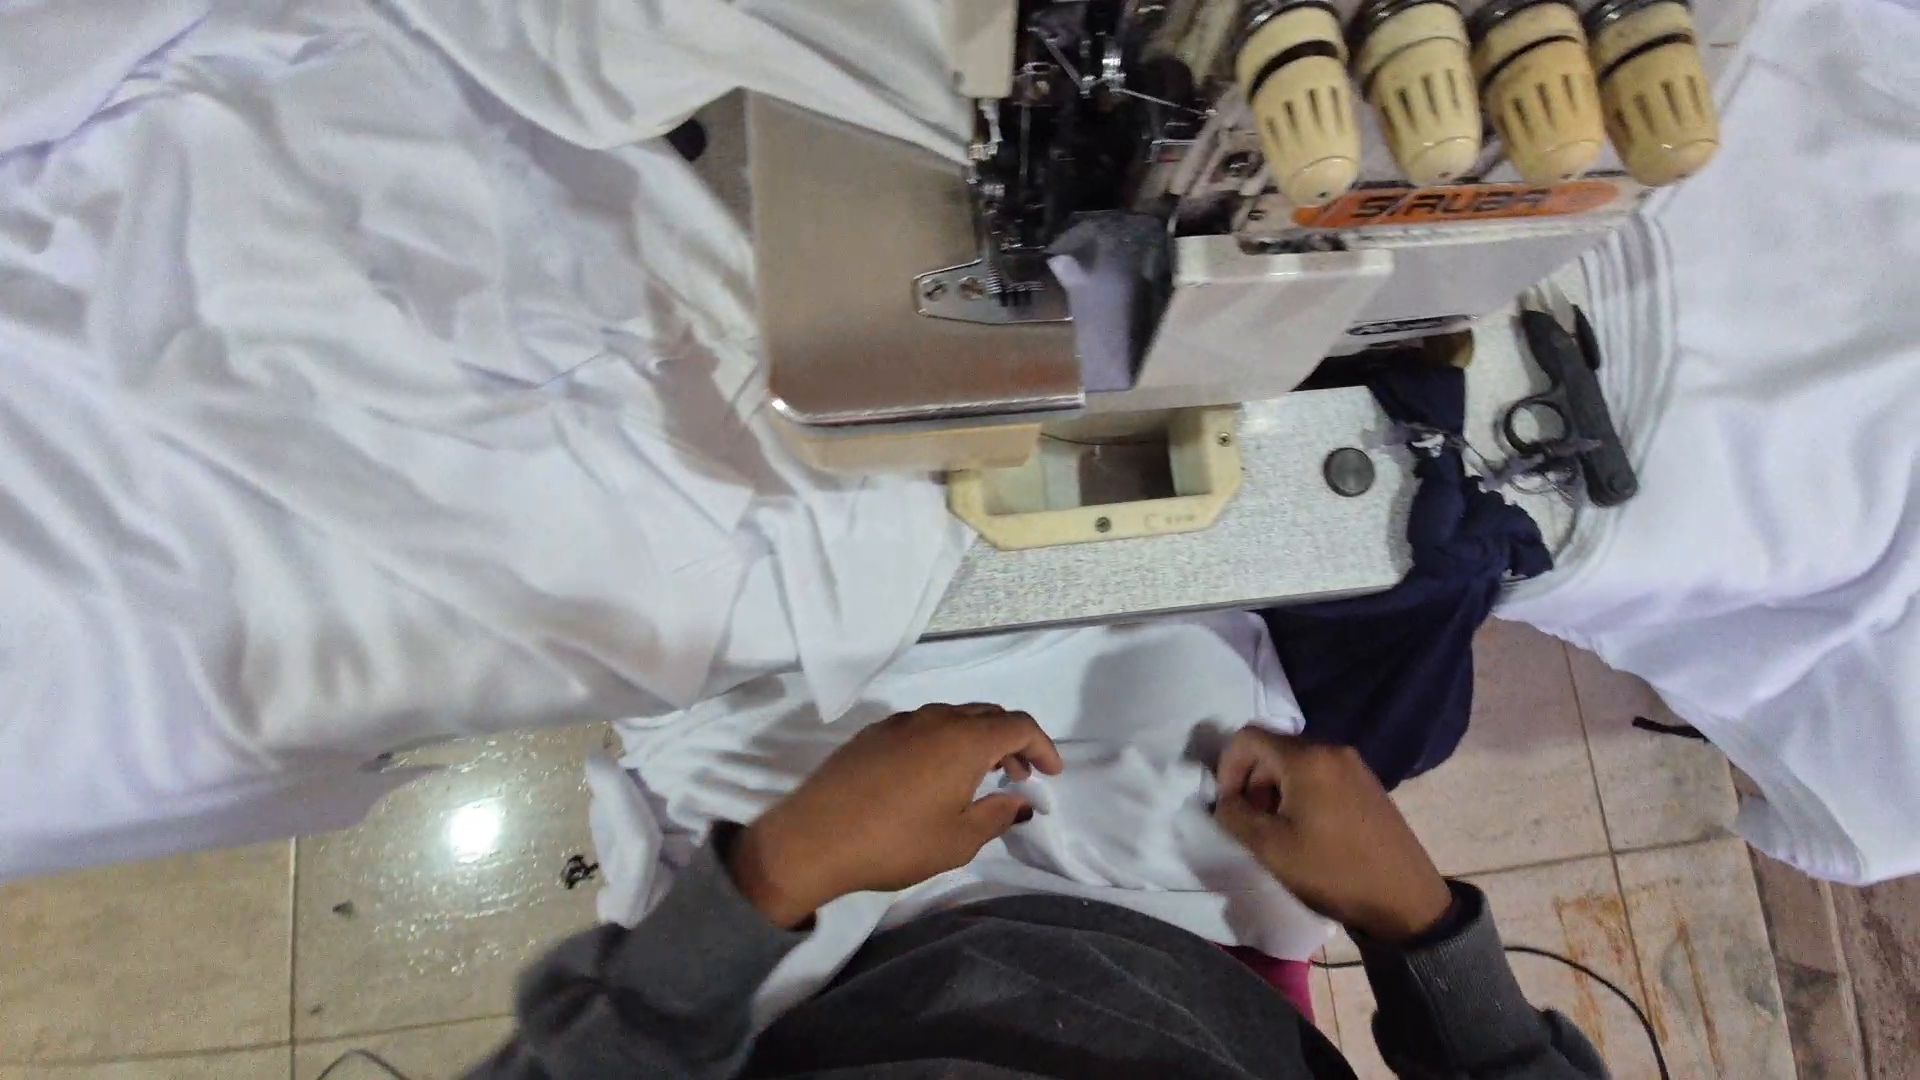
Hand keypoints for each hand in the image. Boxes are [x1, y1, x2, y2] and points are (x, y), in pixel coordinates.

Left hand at [728, 703, 1063, 927]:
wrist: (814, 837)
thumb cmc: (895, 842)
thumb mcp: (957, 840)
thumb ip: (997, 815)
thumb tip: (1020, 802)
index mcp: (964, 740)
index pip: (1018, 726)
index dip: (1043, 746)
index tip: (1052, 774)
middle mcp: (936, 718)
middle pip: (988, 715)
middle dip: (1012, 742)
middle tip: (1020, 776)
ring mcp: (902, 722)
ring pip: (954, 718)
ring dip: (977, 741)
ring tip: (980, 777)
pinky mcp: (875, 732)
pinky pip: (924, 726)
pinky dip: (945, 741)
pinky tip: (935, 775)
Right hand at [1211, 728, 1451, 943]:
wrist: (1408, 904)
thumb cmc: (1333, 871)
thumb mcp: (1270, 847)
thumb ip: (1234, 815)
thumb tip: (1225, 801)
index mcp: (1305, 758)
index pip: (1247, 738)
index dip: (1227, 767)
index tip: (1228, 803)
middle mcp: (1330, 750)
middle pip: (1272, 747)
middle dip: (1250, 778)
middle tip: (1249, 818)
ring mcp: (1353, 765)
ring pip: (1295, 761)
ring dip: (1273, 786)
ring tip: (1275, 826)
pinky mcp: (1367, 784)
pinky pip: (1319, 772)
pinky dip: (1300, 790)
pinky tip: (1305, 827)